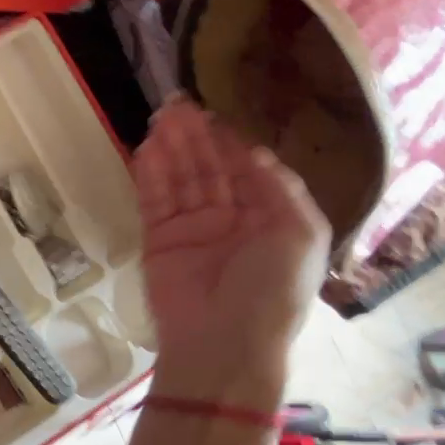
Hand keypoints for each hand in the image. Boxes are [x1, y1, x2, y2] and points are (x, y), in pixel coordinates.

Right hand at [134, 101, 328, 391]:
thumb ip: (277, 189)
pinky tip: (145, 151)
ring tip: (157, 119)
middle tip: (174, 105)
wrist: (223, 339)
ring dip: (169, 150)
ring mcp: (192, 228)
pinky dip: (150, 176)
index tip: (210, 113)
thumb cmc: (272, 289)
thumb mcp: (298, 235)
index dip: (229, 140)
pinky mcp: (159, 241)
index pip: (246, 168)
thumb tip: (250, 152)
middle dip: (193, 137)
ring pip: (180, 180)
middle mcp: (231, 217)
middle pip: (208, 168)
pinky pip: (154, 201)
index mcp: (272, 215)